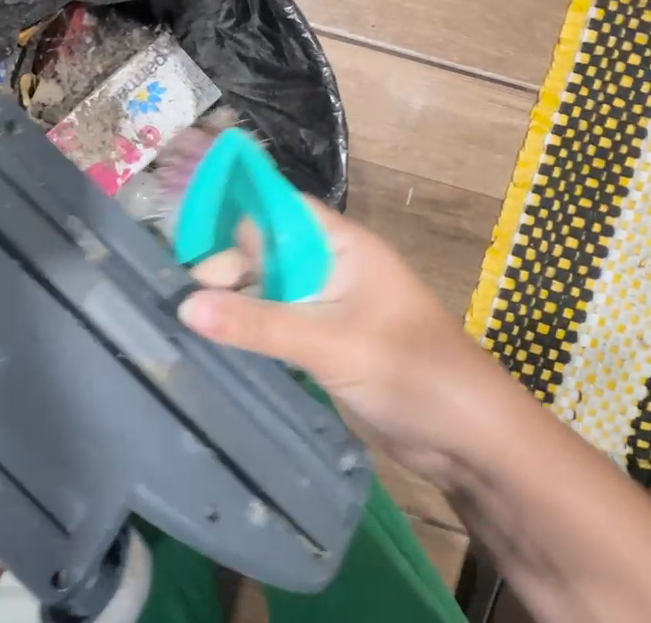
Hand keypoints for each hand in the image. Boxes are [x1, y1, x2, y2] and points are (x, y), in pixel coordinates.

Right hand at [177, 199, 503, 482]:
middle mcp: (330, 267)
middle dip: (224, 269)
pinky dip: (247, 328)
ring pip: (266, 290)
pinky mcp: (323, 342)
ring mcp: (327, 306)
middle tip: (180, 298)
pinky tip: (213, 339)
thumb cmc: (410, 371)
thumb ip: (256, 323)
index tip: (182, 235)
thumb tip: (183, 305)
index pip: (277, 211)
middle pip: (263, 252)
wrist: (470, 440)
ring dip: (232, 301)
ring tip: (182, 317)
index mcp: (341, 246)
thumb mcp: (328, 342)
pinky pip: (275, 323)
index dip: (232, 216)